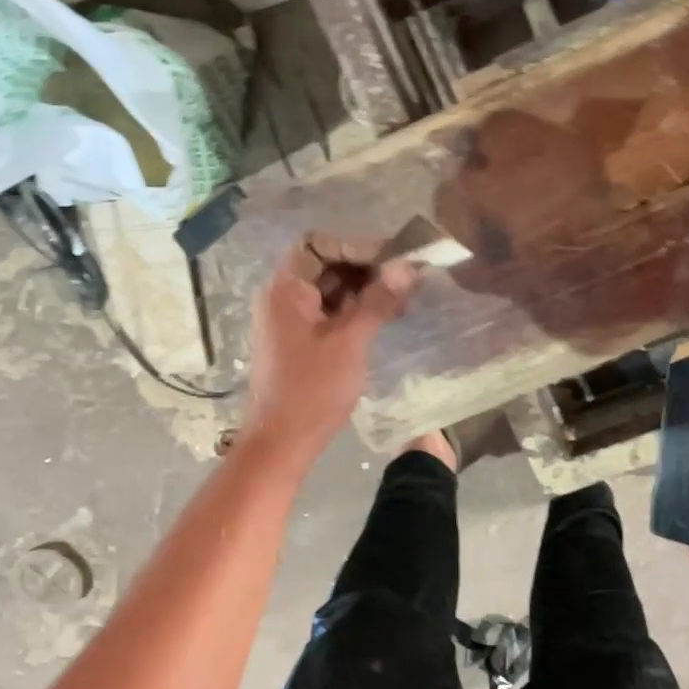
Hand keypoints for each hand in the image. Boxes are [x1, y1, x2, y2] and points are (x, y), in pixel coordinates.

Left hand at [239, 235, 415, 465]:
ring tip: (404, 296)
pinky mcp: (300, 338)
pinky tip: (387, 315)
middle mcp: (283, 296)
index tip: (395, 258)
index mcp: (285, 289)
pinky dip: (356, 308)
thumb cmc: (312, 390)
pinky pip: (330, 309)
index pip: (320, 244)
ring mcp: (290, 318)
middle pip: (326, 262)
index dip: (358, 245)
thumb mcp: (350, 342)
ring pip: (331, 287)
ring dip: (365, 287)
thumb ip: (378, 301)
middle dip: (367, 266)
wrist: (280, 444)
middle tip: (407, 276)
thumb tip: (408, 267)